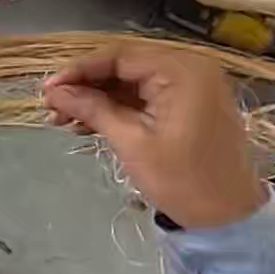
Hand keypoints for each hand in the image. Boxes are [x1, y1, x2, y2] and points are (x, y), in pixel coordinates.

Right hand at [43, 43, 266, 229]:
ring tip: (62, 119)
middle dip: (83, 86)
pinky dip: (110, 107)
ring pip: (125, 82)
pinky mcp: (182, 105)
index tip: (47, 89)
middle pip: (120, 66)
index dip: (77, 70)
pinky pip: (138, 96)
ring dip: (92, 98)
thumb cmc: (182, 178)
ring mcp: (187, 87)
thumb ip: (91, 108)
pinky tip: (84, 124)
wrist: (227, 216)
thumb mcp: (130, 141)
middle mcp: (188, 70)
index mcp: (182, 72)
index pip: (118, 57)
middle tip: (52, 106)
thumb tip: (53, 92)